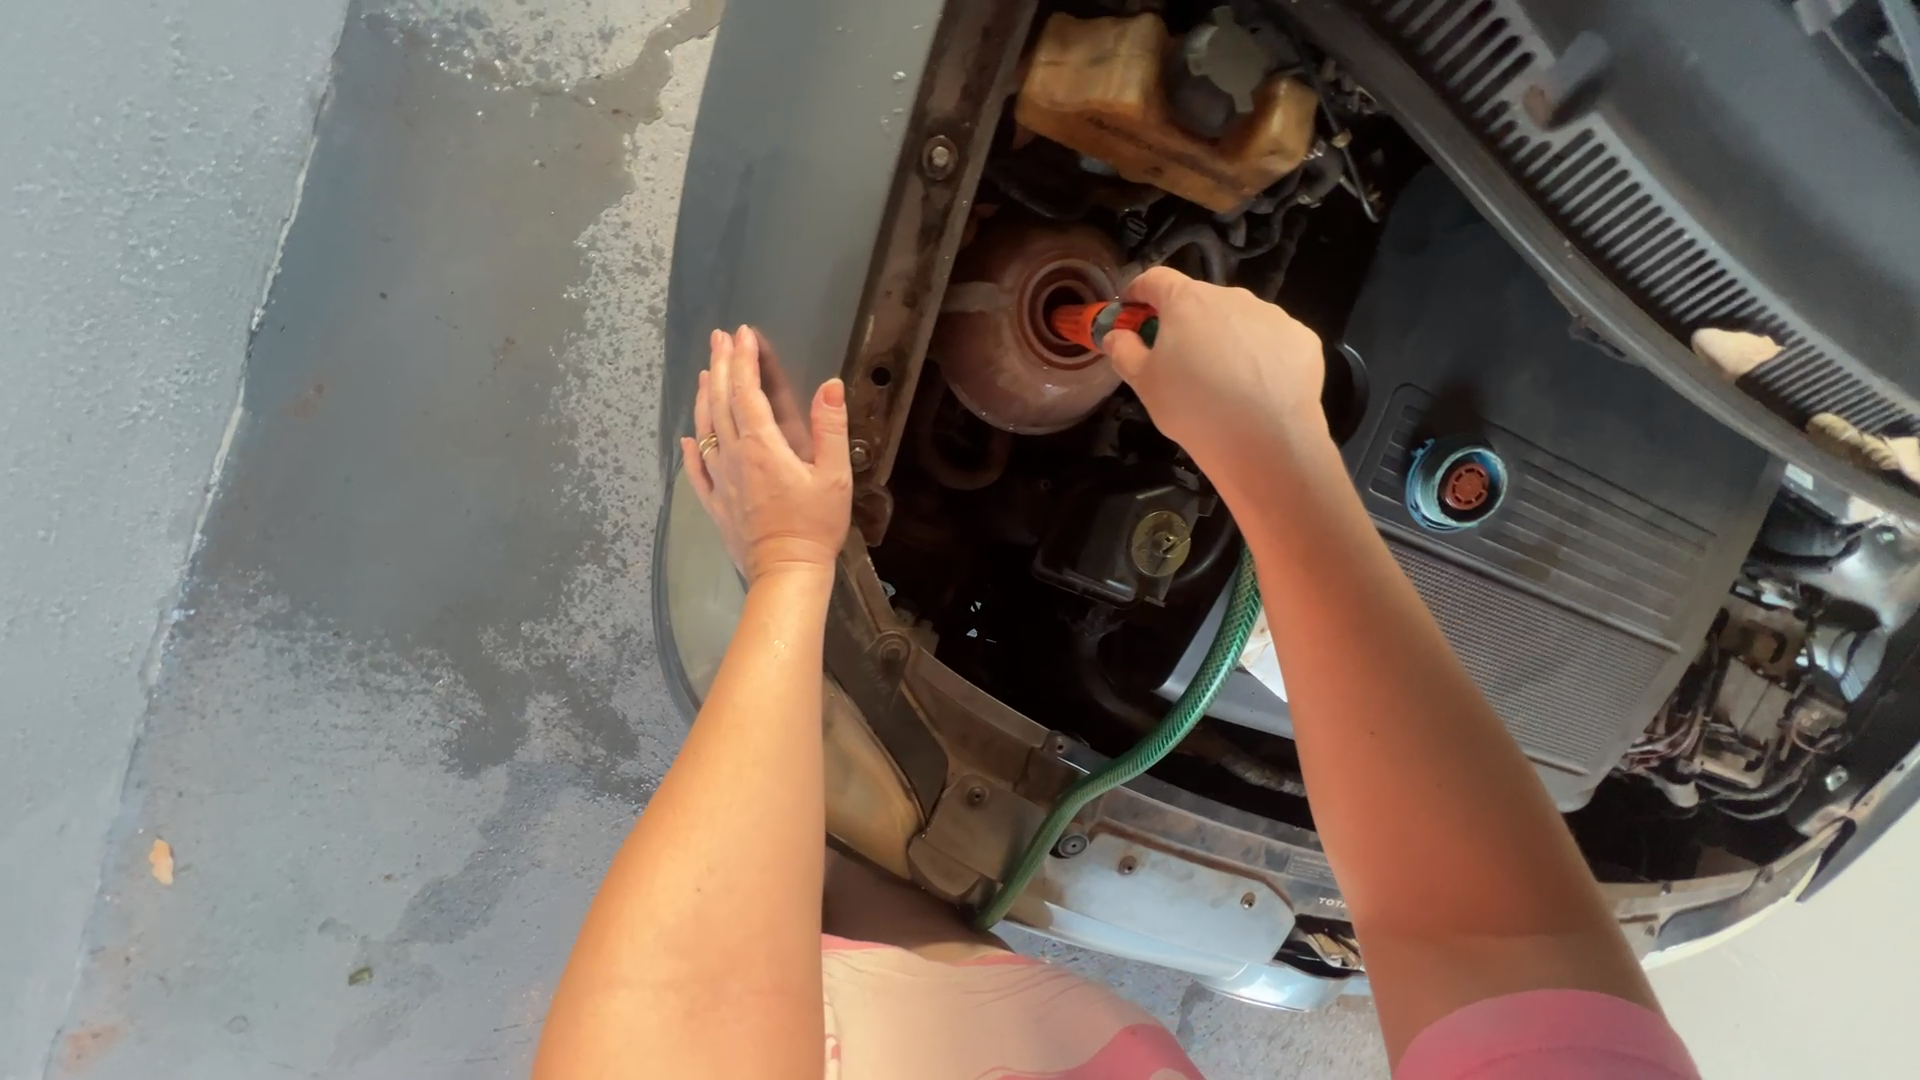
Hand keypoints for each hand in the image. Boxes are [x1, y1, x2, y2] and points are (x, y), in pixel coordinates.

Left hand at [682, 327, 852, 584]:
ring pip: (705, 430)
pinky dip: (691, 448)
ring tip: (706, 373)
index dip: (744, 361)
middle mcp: (734, 457)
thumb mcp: (835, 476)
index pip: (747, 393)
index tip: (743, 334)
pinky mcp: (715, 503)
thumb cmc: (815, 525)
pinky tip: (689, 437)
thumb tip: (830, 386)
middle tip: (719, 338)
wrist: (786, 572)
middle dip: (721, 367)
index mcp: (763, 447)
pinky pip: (697, 469)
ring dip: (705, 397)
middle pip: (721, 404)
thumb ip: (831, 429)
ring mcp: (720, 480)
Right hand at [1102, 267, 1329, 486]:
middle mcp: (1232, 297)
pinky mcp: (1301, 338)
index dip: (1139, 291)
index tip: (1132, 310)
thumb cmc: (1192, 407)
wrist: (1266, 440)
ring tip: (1222, 381)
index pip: (1156, 279)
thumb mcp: (1144, 384)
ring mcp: (1272, 315)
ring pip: (1238, 320)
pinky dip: (1258, 357)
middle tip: (1177, 361)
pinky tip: (1256, 389)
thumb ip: (1124, 352)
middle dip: (1185, 323)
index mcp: (1188, 302)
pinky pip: (1270, 341)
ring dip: (1224, 339)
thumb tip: (1116, 334)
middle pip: (1199, 301)